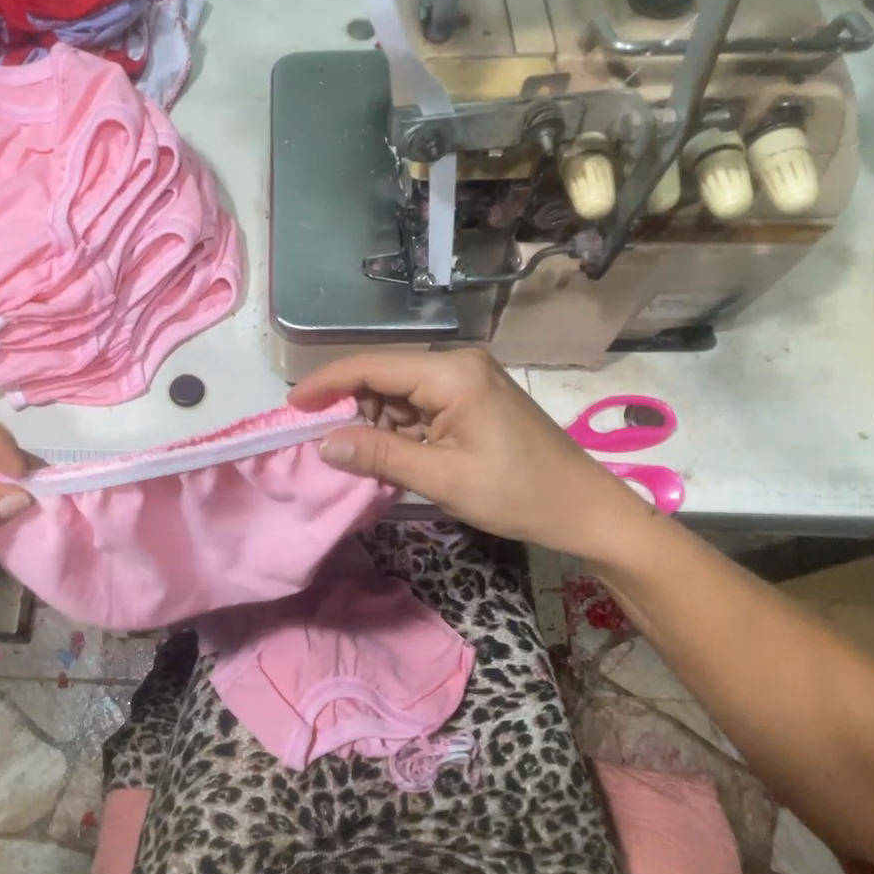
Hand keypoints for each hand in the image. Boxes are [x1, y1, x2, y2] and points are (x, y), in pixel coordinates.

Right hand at [288, 349, 655, 561]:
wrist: (582, 508)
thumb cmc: (516, 494)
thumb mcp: (441, 477)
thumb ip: (379, 455)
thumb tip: (324, 442)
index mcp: (452, 373)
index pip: (373, 366)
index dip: (327, 383)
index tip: (291, 406)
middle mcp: (457, 364)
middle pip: (384, 376)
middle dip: (350, 407)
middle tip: (322, 443)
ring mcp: (467, 379)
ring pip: (398, 392)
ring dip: (374, 422)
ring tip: (358, 458)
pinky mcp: (472, 397)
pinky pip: (419, 405)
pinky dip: (398, 429)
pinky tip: (388, 455)